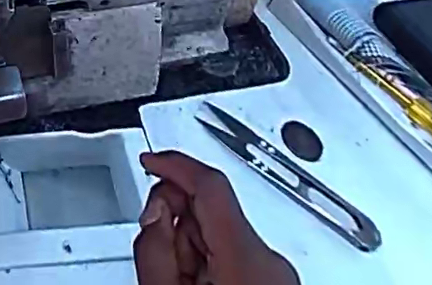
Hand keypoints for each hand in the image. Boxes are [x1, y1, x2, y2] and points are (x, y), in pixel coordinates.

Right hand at [135, 151, 298, 284]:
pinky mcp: (281, 283)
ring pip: (219, 227)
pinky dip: (210, 257)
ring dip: (191, 242)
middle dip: (176, 215)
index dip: (174, 163)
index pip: (209, 182)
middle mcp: (272, 261)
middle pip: (210, 203)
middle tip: (162, 252)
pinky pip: (234, 250)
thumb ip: (154, 243)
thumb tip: (156, 210)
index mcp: (249, 257)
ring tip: (185, 282)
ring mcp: (280, 274)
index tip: (151, 159)